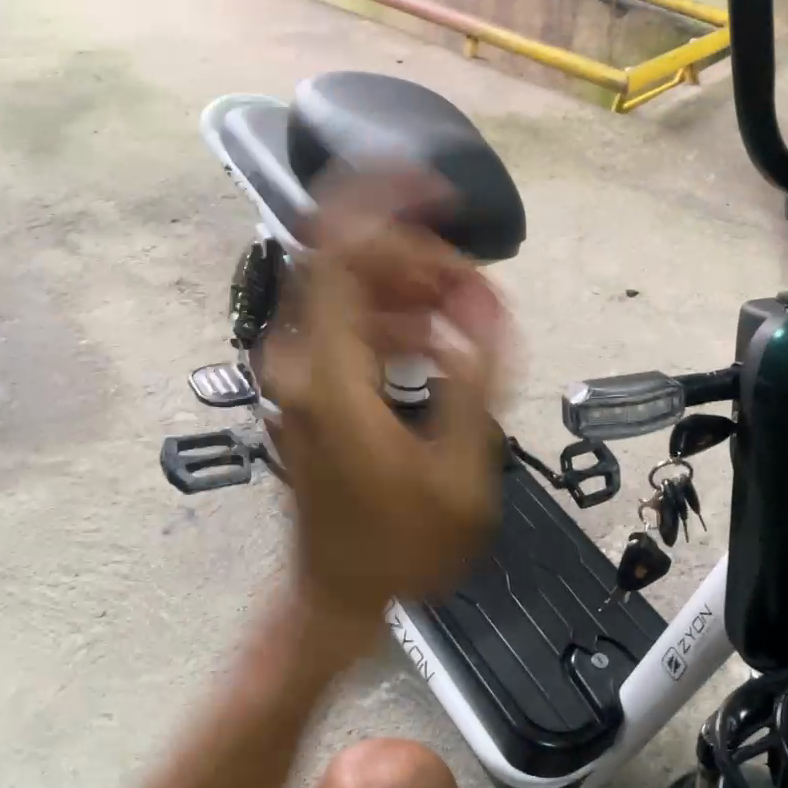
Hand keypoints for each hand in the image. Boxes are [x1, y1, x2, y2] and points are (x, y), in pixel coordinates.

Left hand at [261, 171, 508, 631]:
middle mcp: (302, 362)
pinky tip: (435, 342)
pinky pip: (347, 326)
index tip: (441, 194)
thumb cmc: (403, 546)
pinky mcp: (308, 390)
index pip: (338, 252)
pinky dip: (392, 316)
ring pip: (345, 291)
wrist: (337, 594)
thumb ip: (475, 382)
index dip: (384, 206)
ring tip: (466, 311)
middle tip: (473, 284)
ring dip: (406, 285)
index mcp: (333, 377)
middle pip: (342, 261)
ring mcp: (299, 376)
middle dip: (412, 252)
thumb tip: (488, 308)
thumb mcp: (460, 473)